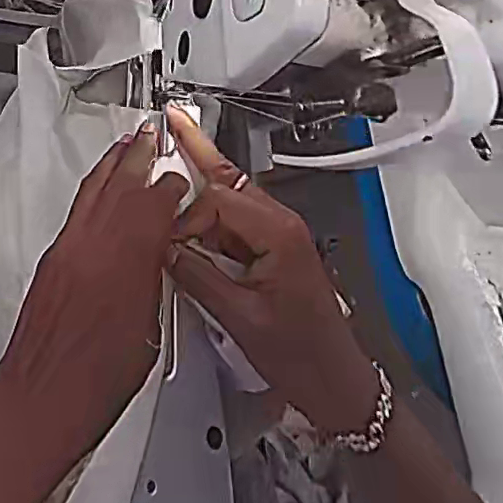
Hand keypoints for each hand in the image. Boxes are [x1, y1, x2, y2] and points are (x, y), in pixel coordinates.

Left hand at [0, 124, 188, 502]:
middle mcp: (97, 245)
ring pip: (97, 188)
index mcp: (129, 262)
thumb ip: (155, 280)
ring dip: (114, 162)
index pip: (157, 204)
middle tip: (151, 133)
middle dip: (141, 155)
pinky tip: (101, 182)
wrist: (38, 400)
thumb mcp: (149, 331)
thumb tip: (161, 255)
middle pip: (124, 183)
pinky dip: (94, 185)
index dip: (173, 187)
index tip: (182, 180)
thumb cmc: (94, 382)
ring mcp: (71, 247)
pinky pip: (79, 206)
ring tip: (127, 144)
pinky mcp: (54, 256)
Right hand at [163, 107, 382, 434]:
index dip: (188, 215)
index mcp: (278, 232)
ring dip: (199, 188)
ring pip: (229, 198)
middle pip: (228, 180)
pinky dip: (207, 220)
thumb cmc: (303, 354)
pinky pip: (232, 223)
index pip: (220, 198)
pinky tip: (188, 222)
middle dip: (197, 151)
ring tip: (173, 158)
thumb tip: (167, 251)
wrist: (335, 380)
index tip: (168, 240)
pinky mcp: (270, 248)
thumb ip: (199, 277)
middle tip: (174, 121)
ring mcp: (276, 234)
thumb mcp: (241, 318)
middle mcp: (280, 223)